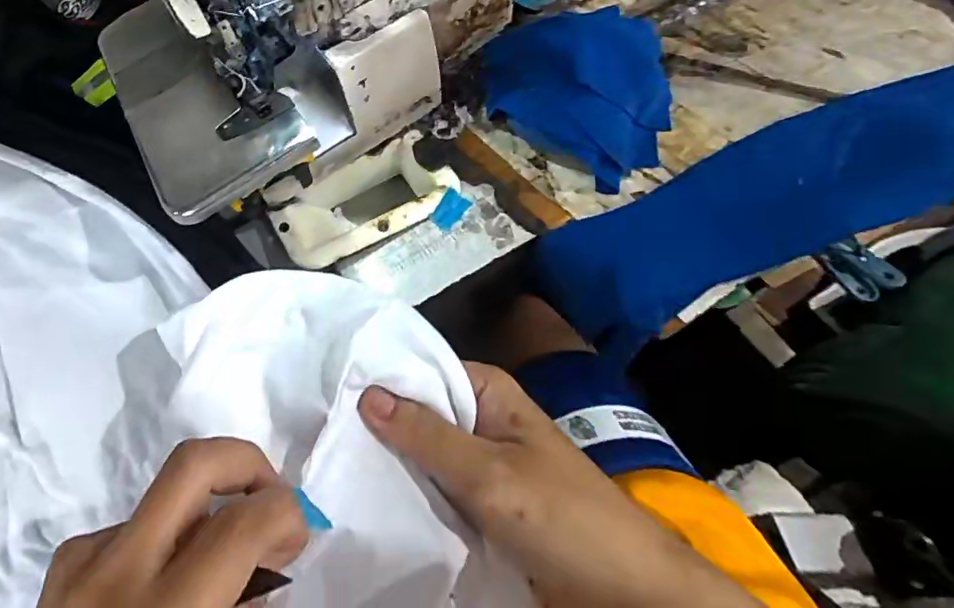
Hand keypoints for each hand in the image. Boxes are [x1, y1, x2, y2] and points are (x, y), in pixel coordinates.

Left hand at [38, 437, 308, 607]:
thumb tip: (270, 565)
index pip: (241, 525)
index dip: (287, 513)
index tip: (300, 532)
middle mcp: (119, 572)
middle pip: (192, 463)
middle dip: (246, 462)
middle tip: (274, 496)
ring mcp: (83, 562)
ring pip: (162, 496)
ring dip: (204, 511)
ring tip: (223, 557)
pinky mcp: (62, 565)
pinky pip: (129, 529)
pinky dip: (162, 544)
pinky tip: (165, 588)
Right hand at [360, 363, 758, 607]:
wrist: (630, 597)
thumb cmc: (565, 519)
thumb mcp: (490, 475)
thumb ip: (428, 435)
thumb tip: (366, 393)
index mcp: (487, 391)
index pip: (420, 368)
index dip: (379, 377)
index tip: (330, 387)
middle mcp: (480, 418)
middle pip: (417, 411)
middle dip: (379, 422)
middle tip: (323, 428)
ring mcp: (481, 463)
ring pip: (422, 452)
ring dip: (391, 461)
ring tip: (334, 459)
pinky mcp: (481, 504)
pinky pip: (435, 488)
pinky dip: (409, 492)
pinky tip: (370, 495)